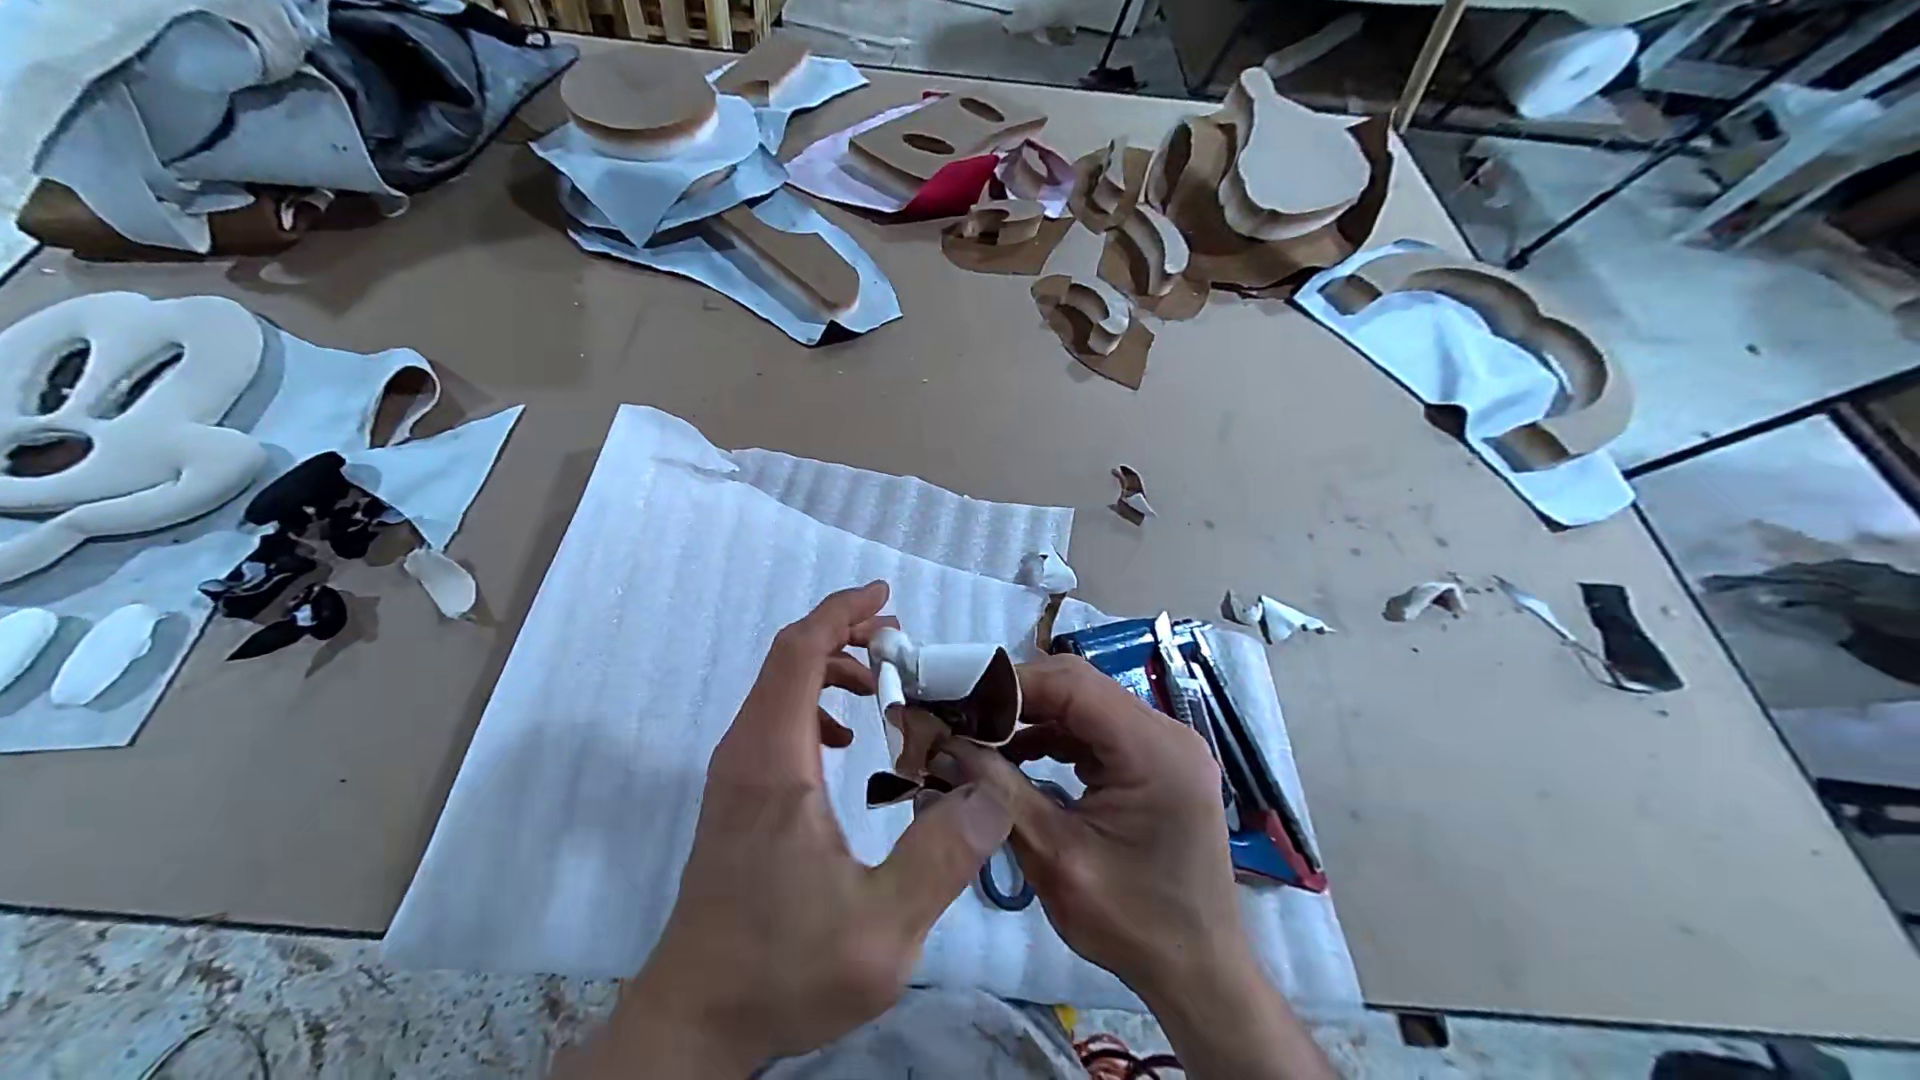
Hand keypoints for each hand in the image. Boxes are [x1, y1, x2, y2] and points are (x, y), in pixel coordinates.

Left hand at [558, 582, 1014, 1078]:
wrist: (696, 1016)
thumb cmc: (782, 969)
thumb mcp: (881, 928)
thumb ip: (942, 858)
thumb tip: (990, 792)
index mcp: (774, 762)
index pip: (798, 653)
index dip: (841, 613)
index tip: (885, 596)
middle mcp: (748, 752)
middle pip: (788, 659)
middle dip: (845, 634)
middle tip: (901, 642)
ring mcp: (738, 773)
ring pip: (780, 688)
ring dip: (832, 669)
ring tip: (886, 684)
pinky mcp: (740, 795)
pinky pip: (777, 720)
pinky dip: (816, 704)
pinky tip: (848, 740)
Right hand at [946, 653, 1335, 1079]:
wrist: (1198, 972)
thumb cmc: (1133, 923)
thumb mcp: (1055, 858)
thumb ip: (1000, 793)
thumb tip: (945, 745)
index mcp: (1154, 749)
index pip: (1074, 684)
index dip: (1013, 684)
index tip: (961, 701)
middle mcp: (1166, 732)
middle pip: (1081, 687)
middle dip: (1020, 698)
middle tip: (966, 719)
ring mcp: (1164, 745)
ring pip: (1086, 705)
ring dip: (1034, 716)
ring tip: (982, 737)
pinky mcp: (1154, 762)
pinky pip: (1097, 730)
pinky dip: (1056, 737)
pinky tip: (1019, 756)